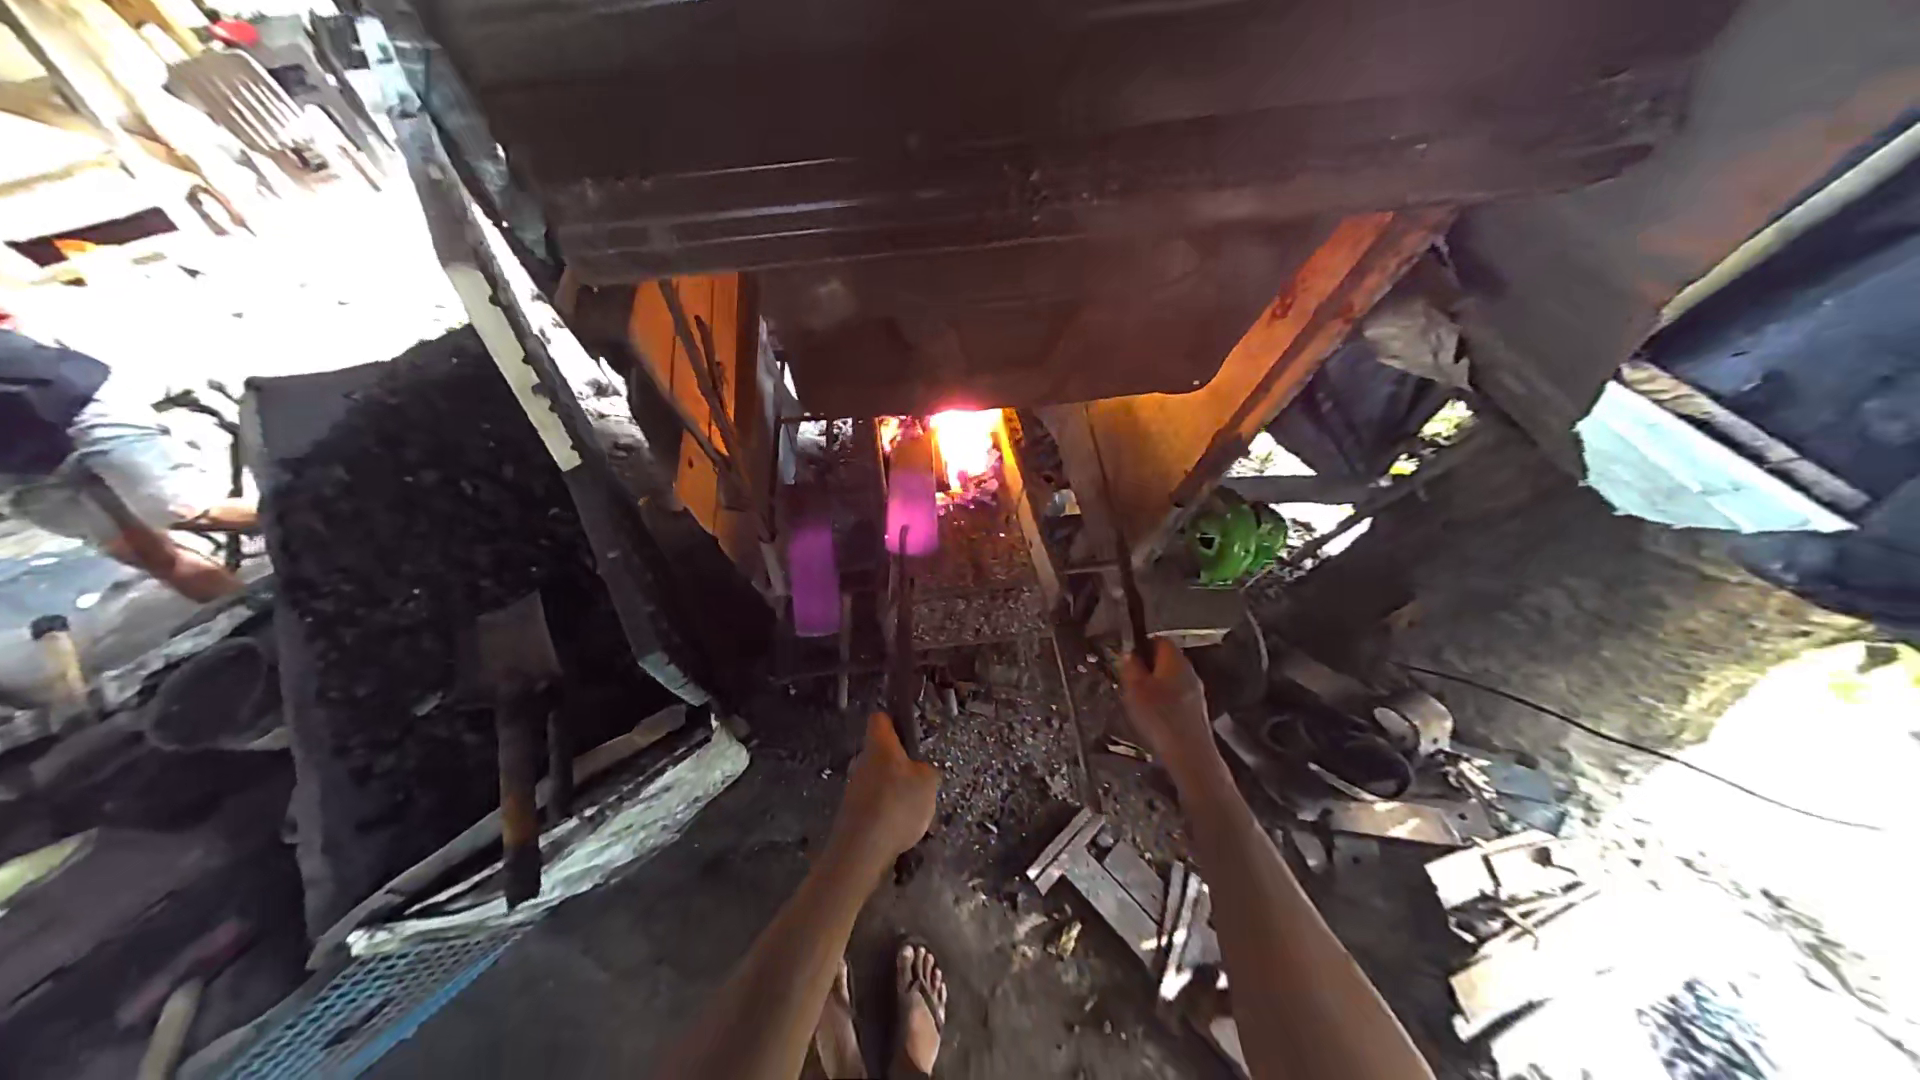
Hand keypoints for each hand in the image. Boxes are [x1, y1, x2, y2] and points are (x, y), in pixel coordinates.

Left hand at [829, 713, 939, 870]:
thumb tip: (917, 770)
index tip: (908, 730)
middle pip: (879, 752)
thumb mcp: (928, 781)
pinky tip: (899, 828)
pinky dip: (886, 811)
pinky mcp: (851, 813)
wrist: (861, 850)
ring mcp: (853, 788)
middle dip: (898, 762)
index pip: (880, 719)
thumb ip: (925, 770)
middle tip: (918, 777)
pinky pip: (874, 802)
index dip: (894, 720)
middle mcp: (861, 761)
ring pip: (877, 779)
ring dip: (893, 789)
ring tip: (913, 809)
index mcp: (878, 745)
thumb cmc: (897, 804)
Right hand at [1118, 639, 1218, 780]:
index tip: (1126, 658)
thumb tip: (1128, 653)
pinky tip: (1152, 716)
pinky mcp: (1196, 710)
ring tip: (1137, 700)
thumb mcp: (1134, 687)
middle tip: (1128, 680)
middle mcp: (1189, 671)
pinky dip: (1163, 701)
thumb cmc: (1159, 715)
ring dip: (1154, 685)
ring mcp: (1195, 691)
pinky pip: (1176, 697)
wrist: (1189, 753)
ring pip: (1170, 679)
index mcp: (1175, 660)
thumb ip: (1129, 666)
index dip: (1141, 643)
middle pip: (1165, 659)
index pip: (1159, 639)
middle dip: (1146, 667)